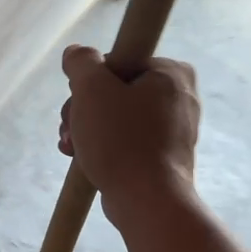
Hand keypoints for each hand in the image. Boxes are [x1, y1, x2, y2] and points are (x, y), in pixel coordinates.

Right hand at [57, 44, 198, 215]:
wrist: (147, 199)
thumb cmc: (121, 139)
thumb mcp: (92, 90)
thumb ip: (82, 63)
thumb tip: (76, 52)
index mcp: (172, 72)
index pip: (118, 62)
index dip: (90, 82)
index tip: (78, 103)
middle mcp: (180, 94)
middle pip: (114, 90)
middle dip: (83, 110)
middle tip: (70, 129)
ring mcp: (175, 127)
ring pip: (115, 116)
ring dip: (86, 129)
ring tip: (71, 147)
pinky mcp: (165, 153)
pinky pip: (126, 139)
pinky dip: (103, 145)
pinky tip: (83, 158)